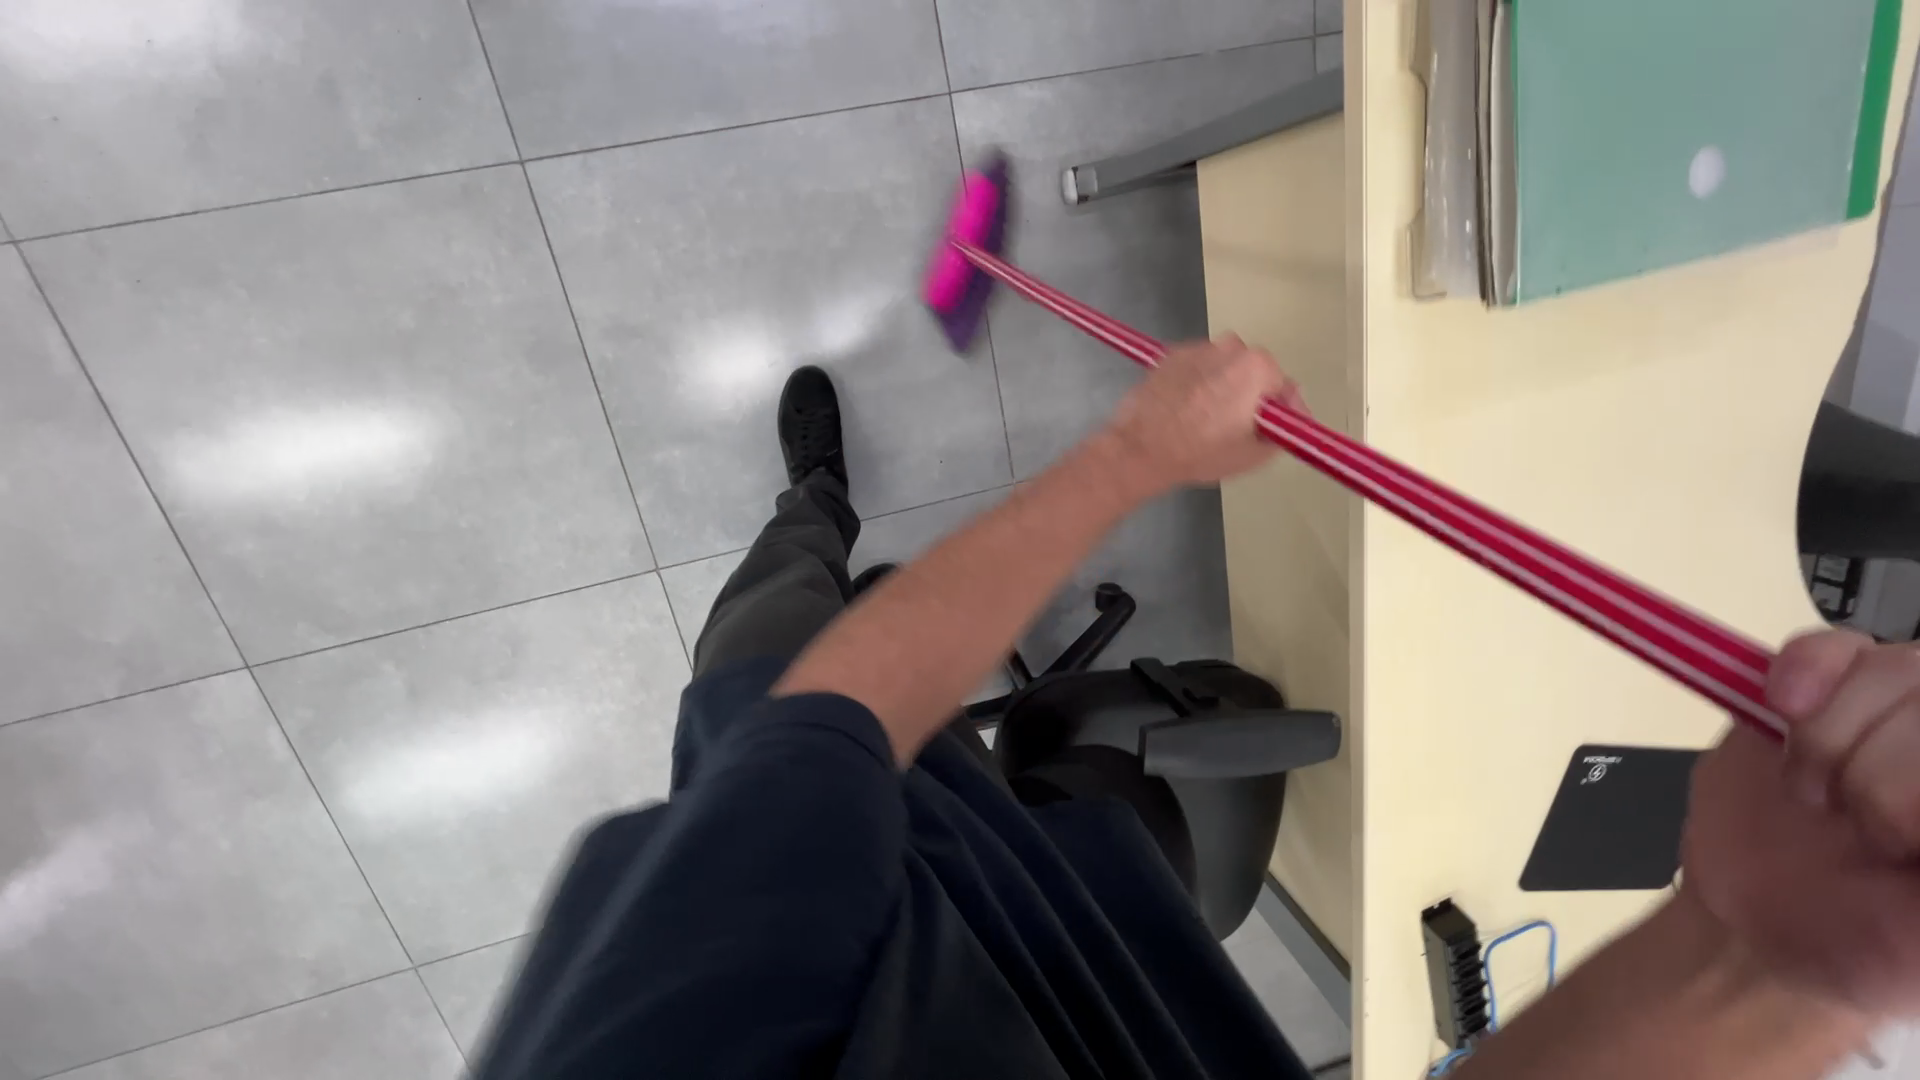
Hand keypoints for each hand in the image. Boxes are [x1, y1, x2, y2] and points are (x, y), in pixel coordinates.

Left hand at [1101, 335, 1301, 495]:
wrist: (1140, 448)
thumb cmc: (1201, 452)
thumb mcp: (1254, 454)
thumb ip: (1282, 432)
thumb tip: (1284, 421)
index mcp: (1256, 366)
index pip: (1283, 387)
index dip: (1284, 411)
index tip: (1279, 429)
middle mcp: (1229, 347)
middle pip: (1252, 372)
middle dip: (1251, 396)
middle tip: (1239, 425)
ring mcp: (1195, 348)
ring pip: (1222, 368)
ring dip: (1222, 387)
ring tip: (1207, 419)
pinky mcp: (1168, 356)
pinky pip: (1195, 368)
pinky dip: (1197, 383)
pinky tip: (1185, 409)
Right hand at [1682, 629, 1919, 1016]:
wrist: (1758, 921)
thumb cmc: (1865, 944)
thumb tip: (1910, 802)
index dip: (1917, 784)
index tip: (1904, 840)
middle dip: (1885, 772)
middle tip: (1866, 829)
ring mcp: (1901, 720)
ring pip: (1896, 671)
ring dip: (1831, 737)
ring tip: (1821, 792)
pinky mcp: (1823, 695)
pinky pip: (1834, 646)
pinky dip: (1805, 669)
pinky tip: (1784, 708)